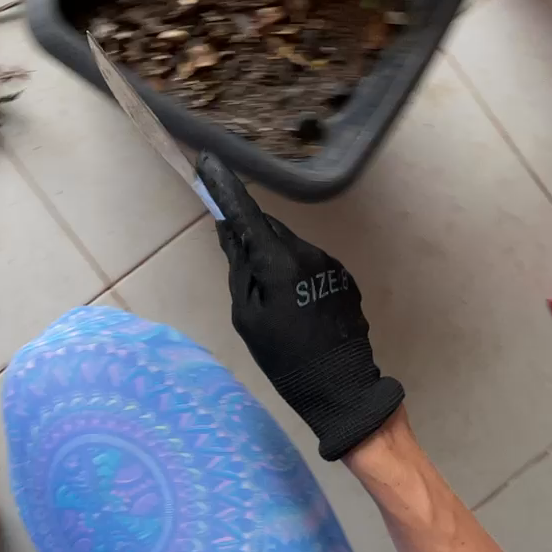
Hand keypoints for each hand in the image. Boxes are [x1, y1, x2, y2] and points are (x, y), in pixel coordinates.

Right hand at [200, 153, 402, 459]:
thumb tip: (228, 230)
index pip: (246, 214)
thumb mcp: (246, 314)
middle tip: (240, 267)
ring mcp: (330, 263)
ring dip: (273, 257)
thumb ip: (238, 267)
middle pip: (268, 229)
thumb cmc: (283, 357)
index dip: (224, 188)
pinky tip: (294, 303)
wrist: (342, 389)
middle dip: (251, 237)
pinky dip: (293, 270)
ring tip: (271, 298)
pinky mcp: (343, 276)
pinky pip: (308, 261)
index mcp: (279, 261)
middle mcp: (308, 252)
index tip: (208, 162)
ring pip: (288, 245)